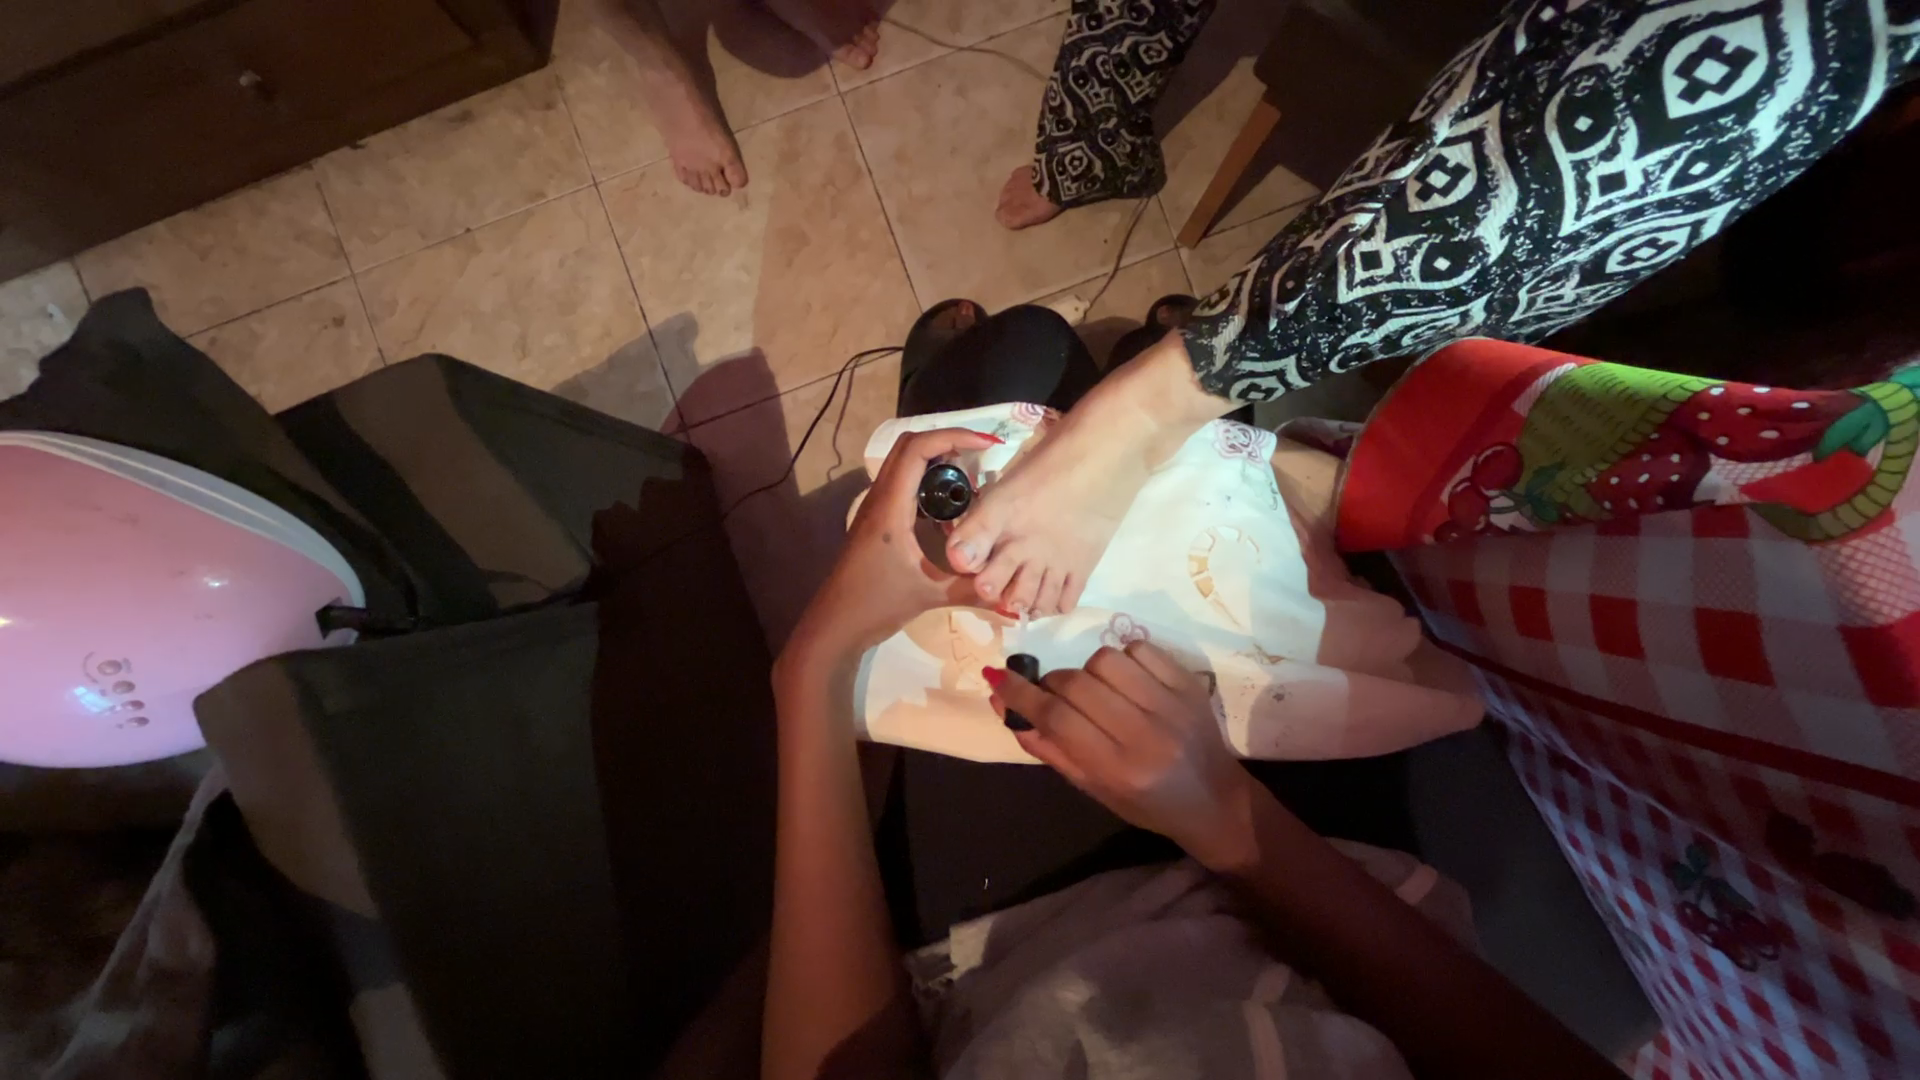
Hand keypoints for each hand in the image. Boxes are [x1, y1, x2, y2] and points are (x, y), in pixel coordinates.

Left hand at [781, 428, 1001, 674]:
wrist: (835, 625)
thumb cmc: (876, 605)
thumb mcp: (929, 596)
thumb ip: (971, 588)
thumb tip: (1012, 590)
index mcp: (890, 507)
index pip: (918, 450)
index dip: (953, 436)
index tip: (986, 444)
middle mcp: (880, 499)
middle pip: (908, 446)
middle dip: (946, 442)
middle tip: (979, 457)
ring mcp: (875, 509)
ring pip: (903, 464)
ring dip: (935, 460)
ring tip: (969, 479)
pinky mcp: (876, 522)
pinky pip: (902, 485)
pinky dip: (926, 481)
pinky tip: (949, 507)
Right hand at [986, 642, 1259, 869]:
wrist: (1215, 802)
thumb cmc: (1146, 804)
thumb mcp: (1091, 787)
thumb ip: (1047, 745)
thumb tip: (1001, 703)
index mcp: (1118, 768)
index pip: (1056, 717)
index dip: (1020, 694)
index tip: (998, 678)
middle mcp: (1144, 733)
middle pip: (1076, 685)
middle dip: (1053, 684)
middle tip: (1055, 696)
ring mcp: (1171, 704)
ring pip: (1104, 659)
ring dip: (1088, 671)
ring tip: (1096, 691)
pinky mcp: (1188, 683)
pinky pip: (1139, 648)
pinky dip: (1123, 657)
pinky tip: (1126, 680)